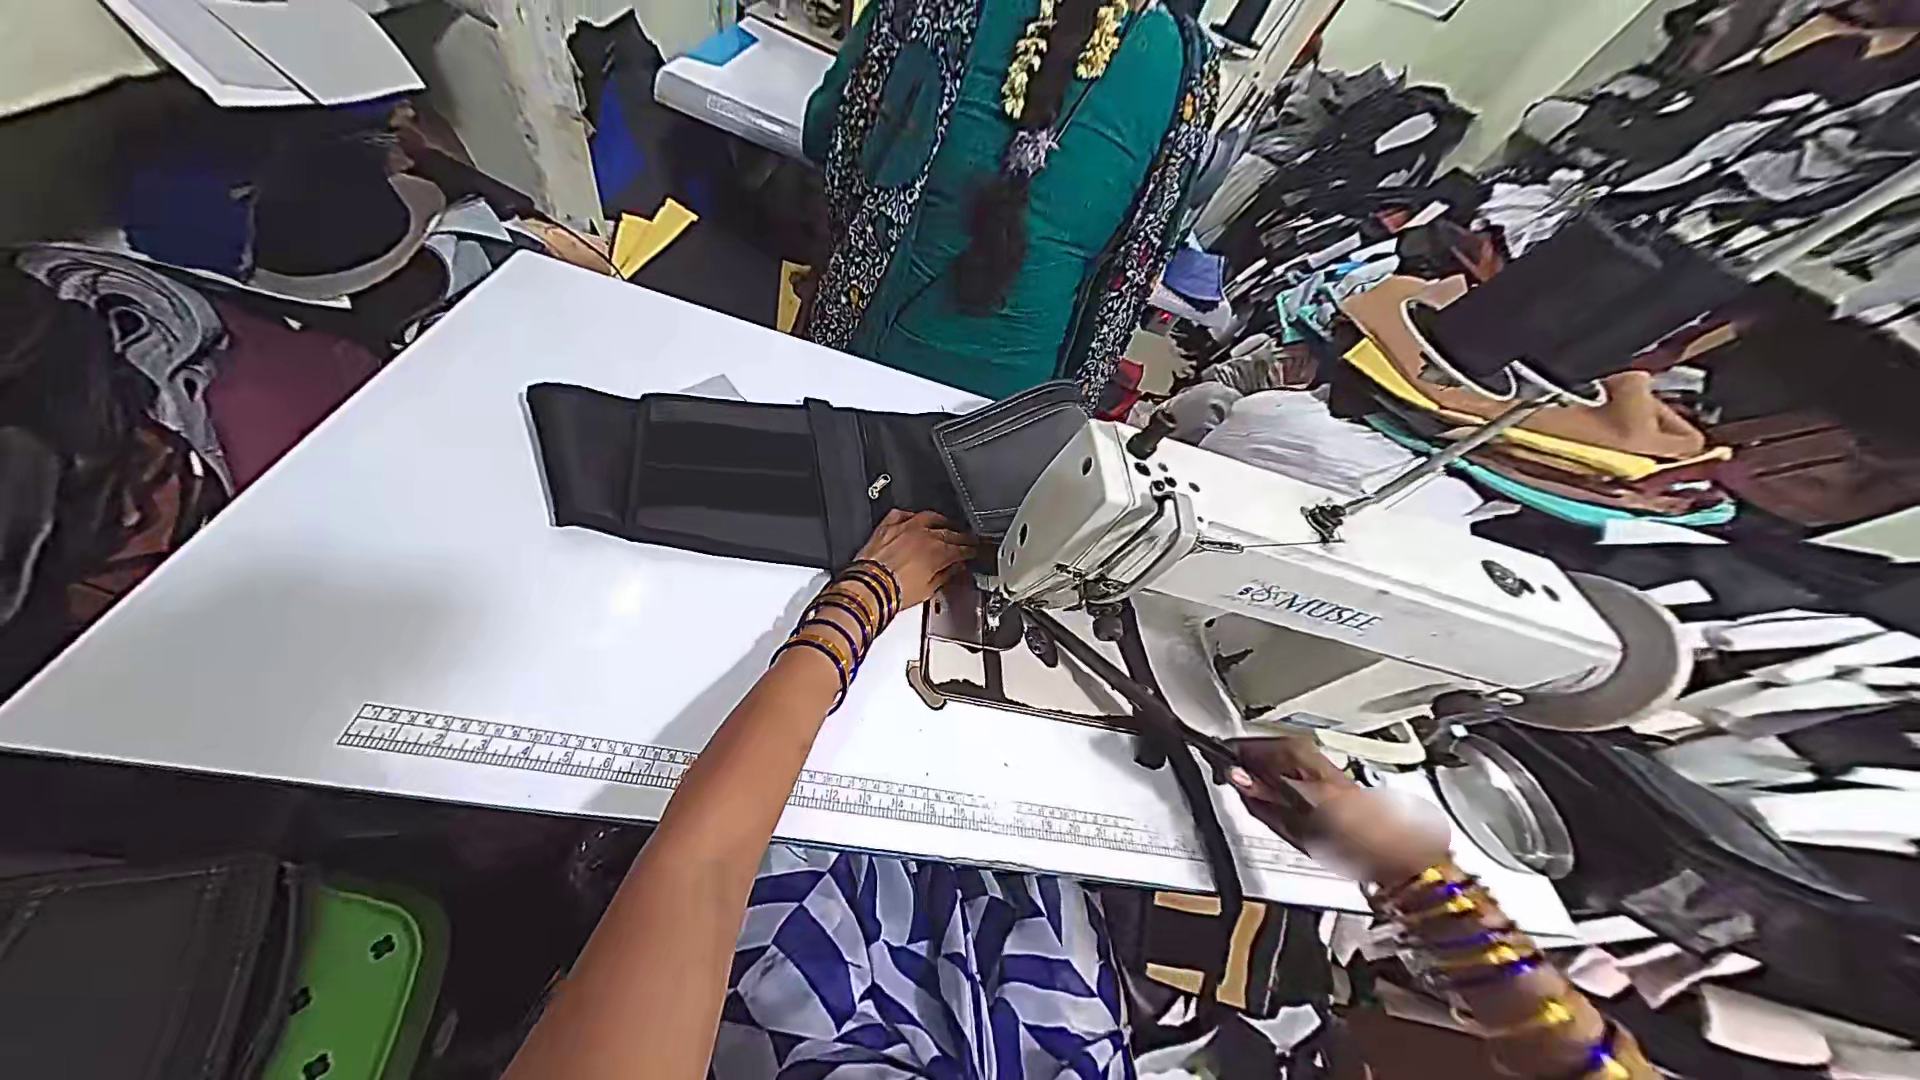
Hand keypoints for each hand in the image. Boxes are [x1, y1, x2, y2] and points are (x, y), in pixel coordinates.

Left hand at [852, 510, 974, 609]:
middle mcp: (923, 535)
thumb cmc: (895, 590)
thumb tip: (953, 569)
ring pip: (929, 518)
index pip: (961, 548)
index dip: (970, 550)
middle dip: (961, 536)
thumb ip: (945, 575)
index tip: (973, 551)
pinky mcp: (888, 526)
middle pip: (949, 532)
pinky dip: (910, 516)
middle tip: (967, 539)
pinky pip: (902, 514)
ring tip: (946, 523)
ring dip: (941, 521)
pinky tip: (913, 518)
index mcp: (938, 552)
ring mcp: (905, 528)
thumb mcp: (928, 589)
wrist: (869, 586)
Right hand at [1229, 736, 1449, 883]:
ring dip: (1268, 783)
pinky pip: (1290, 773)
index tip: (1224, 776)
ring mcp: (1317, 760)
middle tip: (1256, 802)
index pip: (1242, 744)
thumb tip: (1234, 775)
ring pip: (1273, 764)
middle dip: (1250, 775)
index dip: (1229, 762)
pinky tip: (1295, 811)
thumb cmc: (1353, 839)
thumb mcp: (1292, 821)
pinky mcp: (1326, 773)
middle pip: (1257, 754)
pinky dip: (1284, 788)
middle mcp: (1306, 749)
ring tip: (1279, 811)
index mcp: (1293, 751)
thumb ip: (1257, 794)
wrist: (1397, 854)